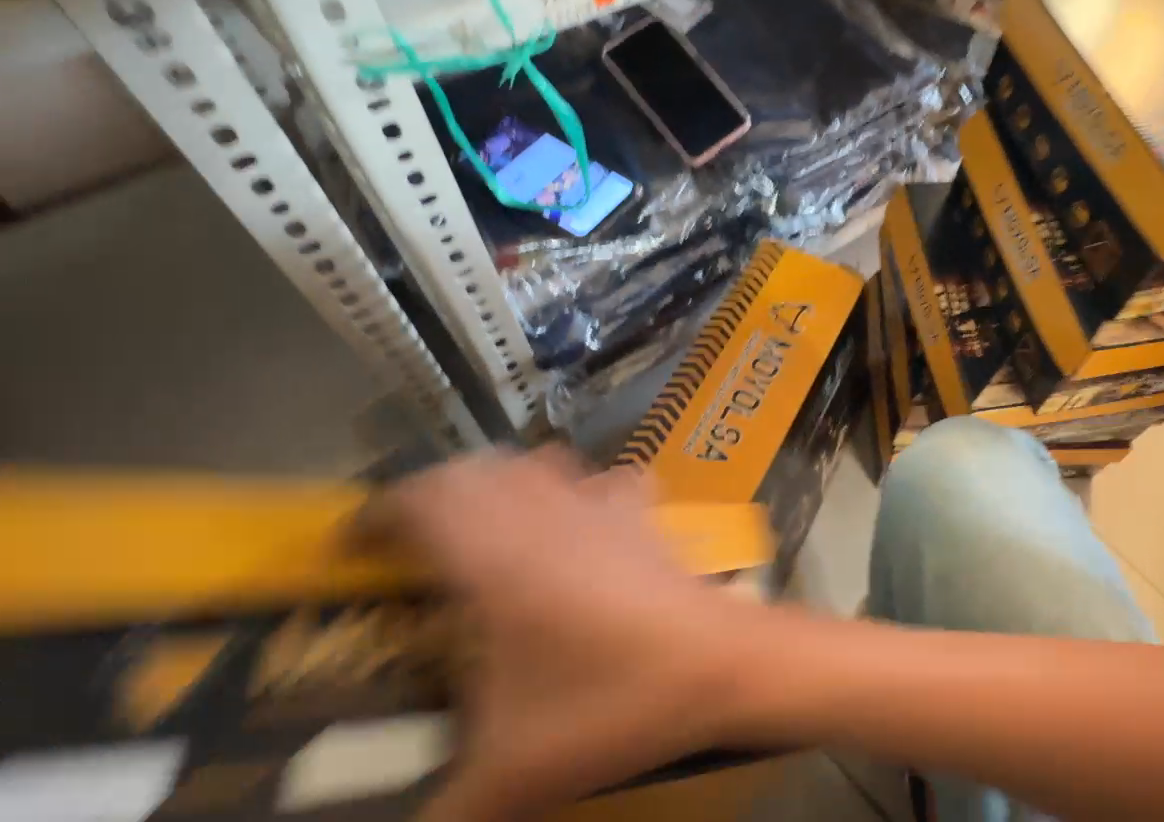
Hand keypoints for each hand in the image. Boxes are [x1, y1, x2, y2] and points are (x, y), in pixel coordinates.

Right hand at [363, 447, 766, 821]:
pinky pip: (606, 479)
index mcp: (498, 563)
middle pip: (478, 471)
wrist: (721, 665)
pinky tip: (578, 520)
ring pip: (539, 464)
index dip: (379, 512)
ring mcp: (603, 509)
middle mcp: (548, 519)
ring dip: (503, 483)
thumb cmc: (615, 703)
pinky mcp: (645, 516)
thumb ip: (447, 808)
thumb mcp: (516, 770)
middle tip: (413, 542)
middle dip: (435, 497)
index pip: (425, 502)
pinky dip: (579, 488)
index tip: (354, 542)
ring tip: (485, 526)